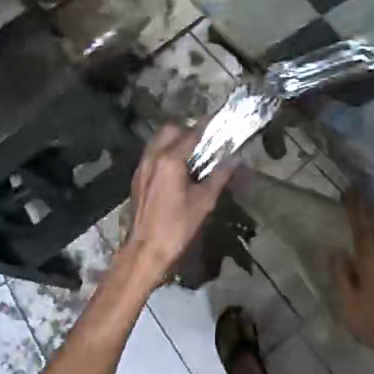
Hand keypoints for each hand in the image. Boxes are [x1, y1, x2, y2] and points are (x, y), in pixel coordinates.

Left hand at [120, 124, 233, 275]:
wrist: (146, 250)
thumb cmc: (177, 227)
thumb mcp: (205, 201)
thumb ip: (220, 175)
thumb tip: (236, 158)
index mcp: (170, 160)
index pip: (191, 133)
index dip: (207, 126)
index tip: (220, 123)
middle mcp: (152, 157)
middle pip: (170, 130)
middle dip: (188, 130)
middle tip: (206, 141)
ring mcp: (141, 167)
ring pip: (158, 141)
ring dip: (175, 141)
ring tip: (193, 155)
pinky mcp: (137, 178)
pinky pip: (152, 155)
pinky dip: (165, 154)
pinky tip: (177, 170)